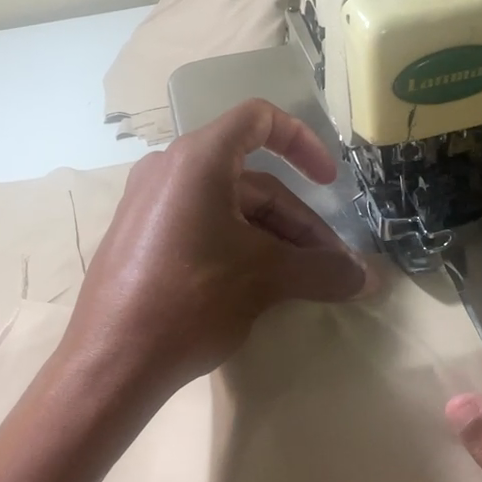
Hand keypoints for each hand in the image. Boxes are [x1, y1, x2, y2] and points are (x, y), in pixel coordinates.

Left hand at [65, 99, 367, 396]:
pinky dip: (238, 248)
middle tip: (328, 268)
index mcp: (198, 160)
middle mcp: (169, 170)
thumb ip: (324, 270)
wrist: (112, 362)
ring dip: (273, 240)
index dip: (303, 142)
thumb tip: (370, 278)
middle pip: (252, 180)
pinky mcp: (140, 240)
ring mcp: (149, 205)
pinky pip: (202, 227)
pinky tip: (256, 290)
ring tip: (300, 285)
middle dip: (298, 222)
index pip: (259, 119)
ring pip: (229, 209)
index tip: (330, 183)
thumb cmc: (191, 300)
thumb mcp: (266, 280)